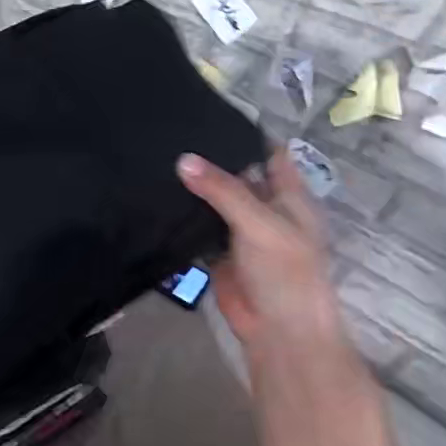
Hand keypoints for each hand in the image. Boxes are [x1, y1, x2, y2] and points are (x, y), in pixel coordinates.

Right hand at [177, 147, 352, 369]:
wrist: (277, 330)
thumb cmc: (285, 271)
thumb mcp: (258, 222)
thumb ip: (222, 190)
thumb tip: (183, 160)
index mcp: (289, 196)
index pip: (269, 154)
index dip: (245, 135)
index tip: (208, 115)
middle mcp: (265, 209)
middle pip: (237, 176)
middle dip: (211, 160)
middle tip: (170, 134)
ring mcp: (240, 232)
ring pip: (215, 202)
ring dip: (193, 188)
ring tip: (156, 158)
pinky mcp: (219, 253)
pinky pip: (199, 229)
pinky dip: (182, 217)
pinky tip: (156, 198)